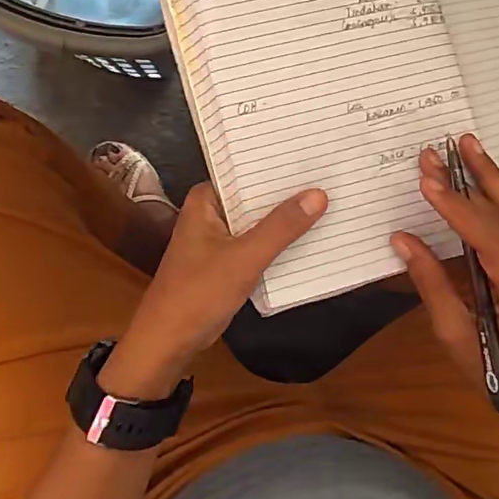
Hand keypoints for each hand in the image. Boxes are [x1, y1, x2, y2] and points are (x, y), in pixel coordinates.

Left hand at [101, 183, 326, 398]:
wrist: (168, 344)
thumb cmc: (198, 294)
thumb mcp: (244, 257)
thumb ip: (281, 226)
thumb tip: (319, 194)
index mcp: (206, 200)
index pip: (246, 170)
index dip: (279, 164)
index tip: (314, 154)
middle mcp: (211, 212)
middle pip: (255, 195)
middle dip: (288, 191)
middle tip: (330, 176)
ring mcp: (218, 238)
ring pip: (258, 220)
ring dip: (285, 218)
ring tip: (328, 201)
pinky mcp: (226, 261)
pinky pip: (258, 242)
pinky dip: (278, 241)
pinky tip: (310, 237)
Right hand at [389, 134, 498, 418]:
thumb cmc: (493, 373)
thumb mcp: (453, 334)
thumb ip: (431, 283)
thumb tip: (403, 239)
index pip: (490, 241)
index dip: (457, 208)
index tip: (429, 180)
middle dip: (466, 184)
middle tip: (435, 155)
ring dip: (494, 176)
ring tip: (470, 144)